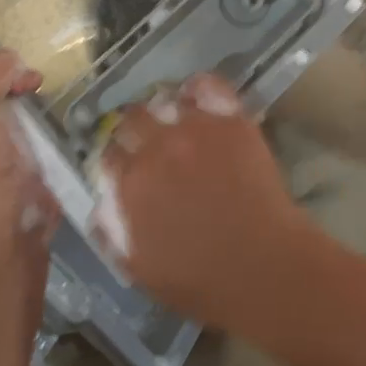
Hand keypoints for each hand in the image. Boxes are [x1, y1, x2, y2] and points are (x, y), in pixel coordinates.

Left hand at [0, 50, 59, 249]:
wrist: (5, 232)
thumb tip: (13, 62)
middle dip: (5, 71)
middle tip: (26, 75)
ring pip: (11, 101)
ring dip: (27, 92)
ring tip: (40, 92)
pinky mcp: (24, 159)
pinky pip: (33, 125)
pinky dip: (43, 115)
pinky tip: (52, 115)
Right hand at [95, 73, 317, 325]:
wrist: (264, 268)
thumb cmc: (203, 281)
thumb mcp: (140, 269)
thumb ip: (112, 232)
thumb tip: (100, 204)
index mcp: (130, 185)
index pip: (109, 155)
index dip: (118, 159)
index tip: (128, 164)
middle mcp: (155, 148)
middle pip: (132, 119)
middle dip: (135, 128)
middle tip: (149, 139)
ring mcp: (194, 128)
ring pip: (165, 100)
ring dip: (165, 109)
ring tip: (175, 119)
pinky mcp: (229, 119)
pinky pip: (205, 85)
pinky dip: (198, 86)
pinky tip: (198, 95)